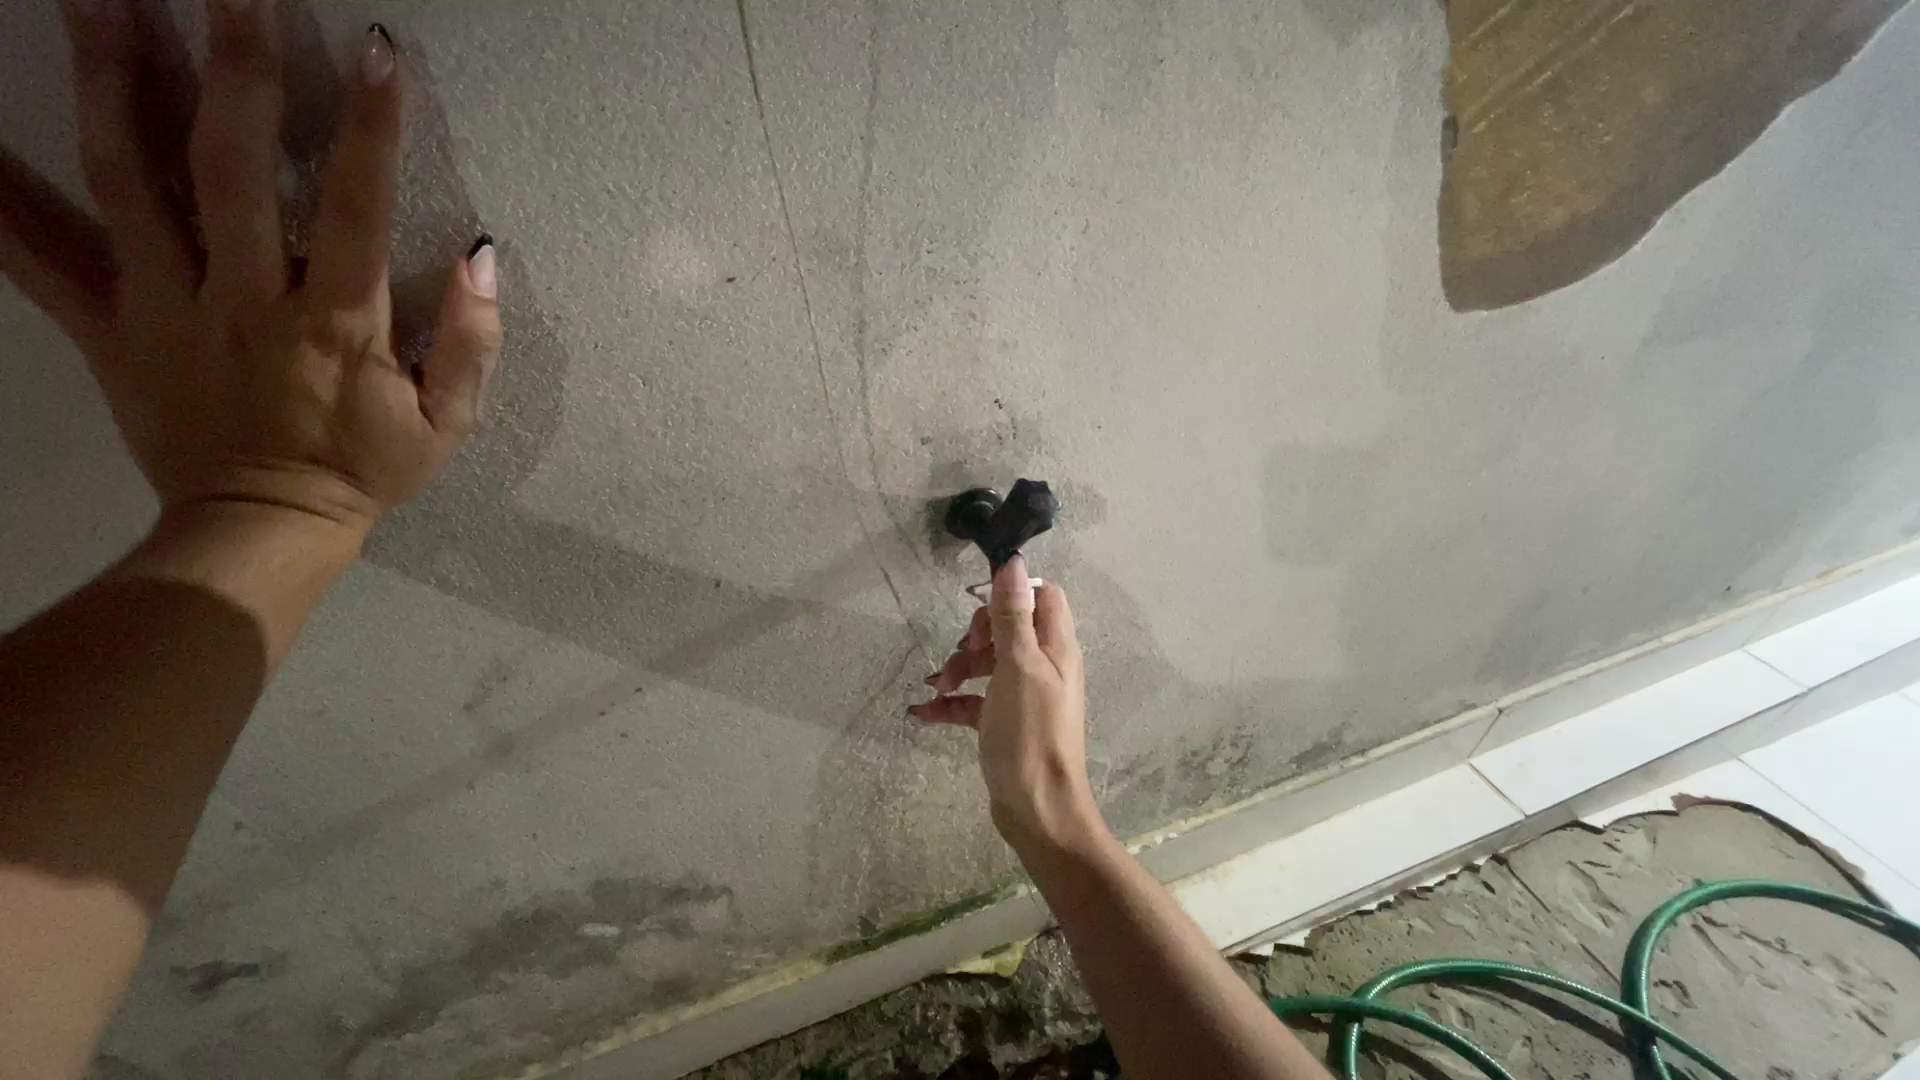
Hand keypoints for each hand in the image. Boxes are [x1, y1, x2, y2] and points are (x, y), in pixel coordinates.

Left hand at [0, 1, 500, 538]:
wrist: (266, 524)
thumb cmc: (370, 468)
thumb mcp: (450, 421)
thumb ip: (471, 342)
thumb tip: (480, 257)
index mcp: (338, 324)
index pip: (354, 206)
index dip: (369, 127)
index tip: (376, 54)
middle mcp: (246, 298)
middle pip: (229, 166)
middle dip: (233, 68)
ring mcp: (166, 307)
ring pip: (129, 179)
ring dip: (114, 82)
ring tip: (105, 0)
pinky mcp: (109, 327)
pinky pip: (36, 253)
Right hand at [911, 556, 1102, 850]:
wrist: (1037, 809)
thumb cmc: (1030, 733)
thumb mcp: (1018, 667)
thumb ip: (1013, 616)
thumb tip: (1015, 561)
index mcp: (1055, 647)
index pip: (1042, 597)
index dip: (1010, 591)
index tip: (975, 601)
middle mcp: (1045, 666)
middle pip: (1009, 628)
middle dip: (977, 634)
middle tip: (962, 651)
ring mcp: (1024, 696)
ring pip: (988, 663)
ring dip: (959, 667)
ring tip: (937, 685)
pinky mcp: (1005, 722)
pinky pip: (975, 700)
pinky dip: (952, 701)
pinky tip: (924, 711)